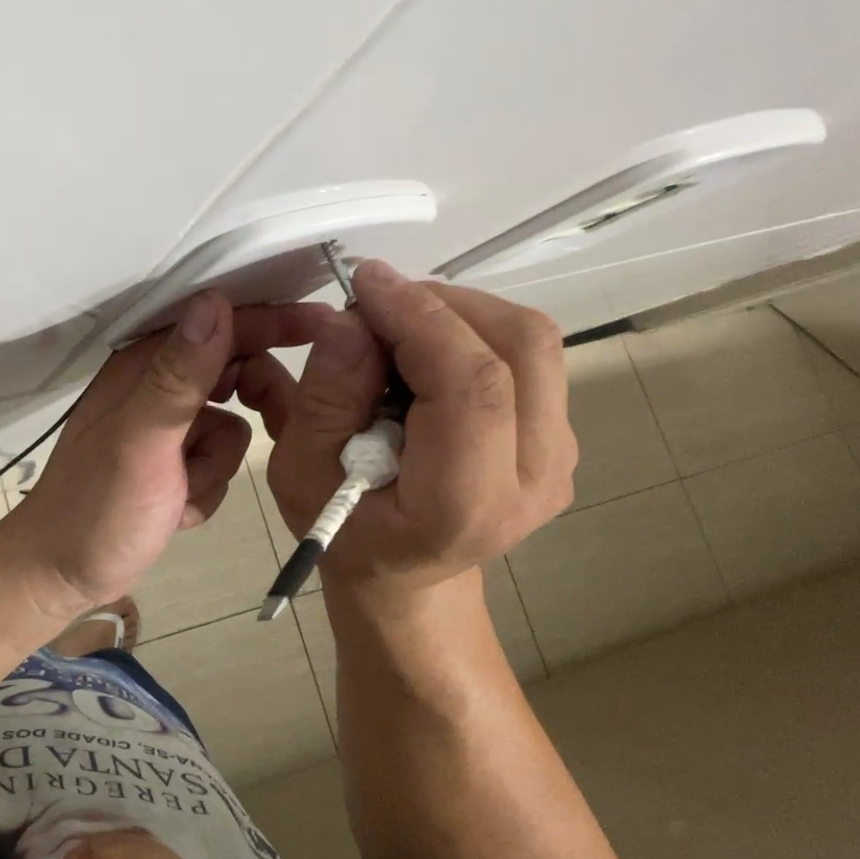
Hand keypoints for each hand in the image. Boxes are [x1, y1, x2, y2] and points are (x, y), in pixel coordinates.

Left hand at [0, 292, 331, 614]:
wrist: (64, 575)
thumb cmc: (95, 509)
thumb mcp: (140, 442)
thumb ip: (178, 377)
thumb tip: (215, 303)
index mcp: (142, 369)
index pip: (218, 325)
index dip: (273, 321)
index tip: (329, 328)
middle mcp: (156, 389)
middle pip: (235, 370)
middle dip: (253, 406)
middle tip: (278, 429)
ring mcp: (166, 430)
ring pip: (234, 426)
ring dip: (218, 465)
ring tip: (187, 493)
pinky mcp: (174, 465)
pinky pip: (220, 462)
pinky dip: (208, 488)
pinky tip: (177, 512)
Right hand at [236, 262, 575, 611]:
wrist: (403, 576)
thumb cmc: (340, 531)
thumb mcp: (301, 474)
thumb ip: (324, 400)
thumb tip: (349, 321)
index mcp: (464, 503)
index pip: (471, 387)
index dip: (420, 319)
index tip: (365, 283)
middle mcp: (533, 477)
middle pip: (520, 348)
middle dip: (441, 304)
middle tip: (373, 306)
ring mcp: (558, 454)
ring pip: (532, 342)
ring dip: (458, 312)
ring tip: (392, 328)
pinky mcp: (558, 433)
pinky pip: (528, 355)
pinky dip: (470, 332)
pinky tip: (420, 353)